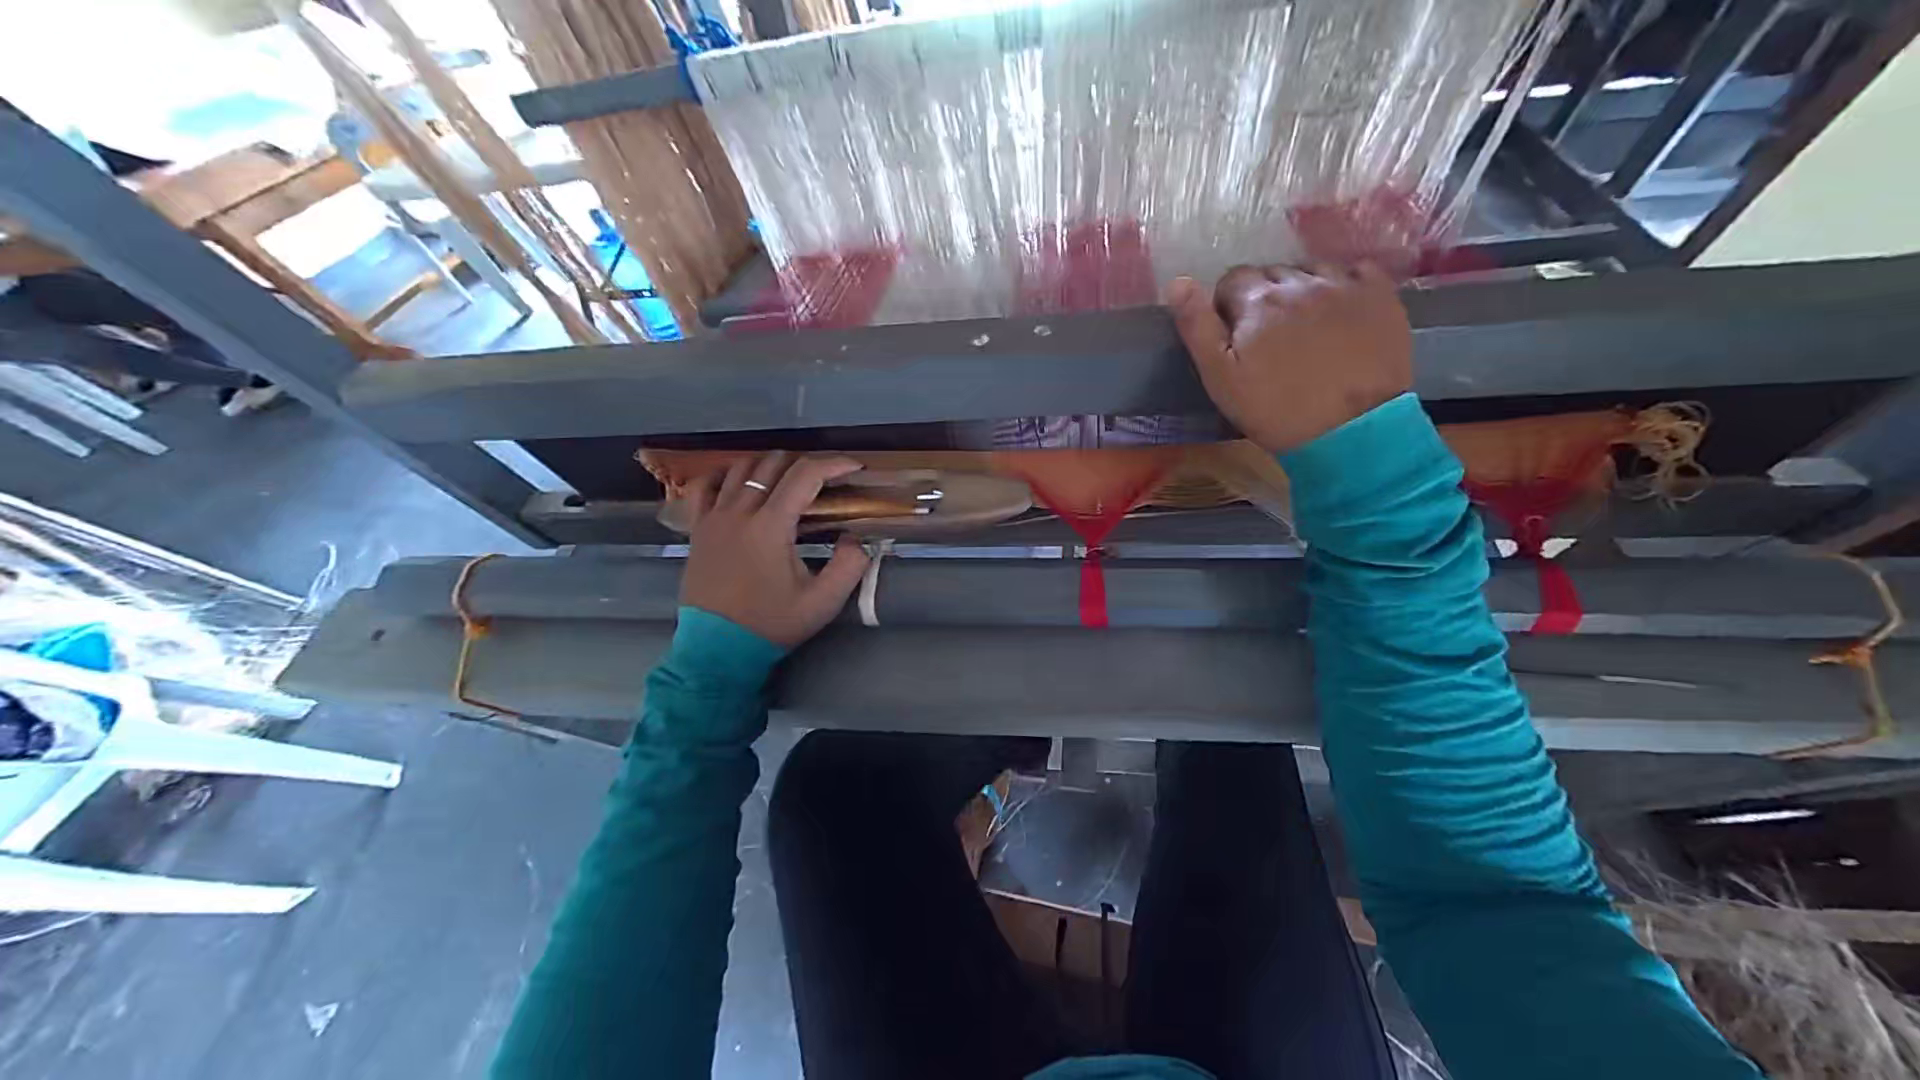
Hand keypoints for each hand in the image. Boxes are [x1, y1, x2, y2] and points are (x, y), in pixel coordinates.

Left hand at [673, 452, 870, 646]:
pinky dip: (724, 475)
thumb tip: (855, 538)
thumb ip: (850, 566)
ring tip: (787, 479)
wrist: (716, 650)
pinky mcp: (697, 529)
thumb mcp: (822, 602)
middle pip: (773, 464)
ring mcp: (713, 517)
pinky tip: (737, 482)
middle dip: (804, 463)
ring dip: (769, 466)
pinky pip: (703, 486)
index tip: (854, 467)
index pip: (806, 475)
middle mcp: (740, 511)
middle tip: (825, 480)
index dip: (834, 464)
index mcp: (771, 525)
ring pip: (740, 468)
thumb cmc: (771, 624)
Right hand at [1166, 263, 1412, 453]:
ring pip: (1311, 270)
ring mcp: (1344, 285)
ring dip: (1300, 290)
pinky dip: (1342, 284)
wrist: (1351, 431)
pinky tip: (1339, 312)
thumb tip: (1178, 282)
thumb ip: (1197, 327)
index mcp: (1257, 301)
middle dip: (1263, 298)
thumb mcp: (1220, 377)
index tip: (1233, 336)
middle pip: (1271, 273)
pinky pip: (1355, 272)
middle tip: (1266, 338)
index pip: (1231, 280)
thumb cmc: (1275, 410)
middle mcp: (1300, 281)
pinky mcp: (1380, 296)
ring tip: (1302, 326)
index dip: (1226, 306)